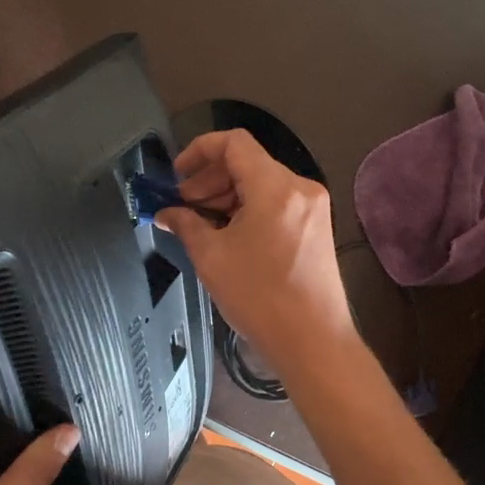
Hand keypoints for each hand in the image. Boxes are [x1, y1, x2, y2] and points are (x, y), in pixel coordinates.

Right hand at [154, 129, 358, 375]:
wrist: (314, 342)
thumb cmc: (260, 298)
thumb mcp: (212, 258)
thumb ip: (186, 225)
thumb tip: (167, 214)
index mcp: (275, 187)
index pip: (234, 142)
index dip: (199, 151)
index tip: (177, 176)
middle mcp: (299, 188)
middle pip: (248, 162)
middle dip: (210, 179)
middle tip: (183, 207)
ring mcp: (313, 207)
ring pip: (262, 183)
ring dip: (228, 195)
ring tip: (202, 224)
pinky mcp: (317, 227)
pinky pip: (277, 203)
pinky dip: (250, 209)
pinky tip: (229, 235)